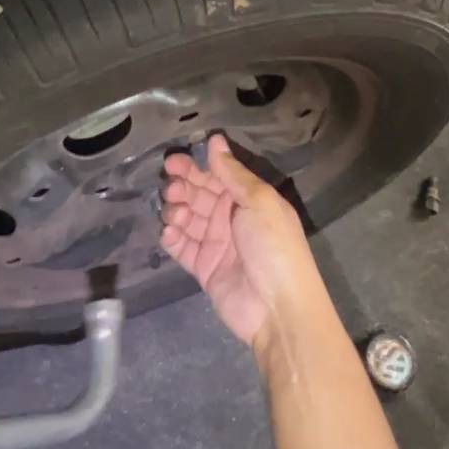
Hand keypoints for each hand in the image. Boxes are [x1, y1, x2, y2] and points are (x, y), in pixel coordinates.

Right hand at [160, 134, 321, 347]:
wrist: (277, 307)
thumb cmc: (273, 246)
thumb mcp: (259, 201)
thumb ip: (233, 173)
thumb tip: (216, 140)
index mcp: (248, 198)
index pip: (216, 175)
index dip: (195, 166)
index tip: (172, 161)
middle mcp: (231, 217)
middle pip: (199, 194)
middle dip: (182, 187)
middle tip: (171, 188)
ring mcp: (216, 243)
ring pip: (187, 218)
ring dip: (176, 211)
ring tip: (176, 213)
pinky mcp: (203, 267)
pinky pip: (182, 247)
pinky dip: (173, 238)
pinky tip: (171, 233)